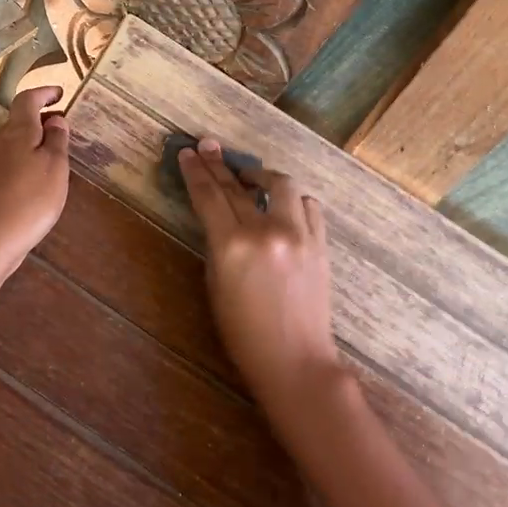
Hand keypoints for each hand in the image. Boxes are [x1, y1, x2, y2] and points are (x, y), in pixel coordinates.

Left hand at [0, 86, 70, 257]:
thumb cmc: (29, 200)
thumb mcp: (54, 168)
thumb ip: (56, 140)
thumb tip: (55, 119)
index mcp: (16, 132)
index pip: (27, 100)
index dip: (43, 92)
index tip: (59, 92)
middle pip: (18, 122)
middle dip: (40, 120)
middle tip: (62, 126)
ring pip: (12, 144)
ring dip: (32, 142)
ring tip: (53, 154)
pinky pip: (7, 164)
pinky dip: (23, 162)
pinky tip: (34, 181)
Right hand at [178, 139, 338, 399]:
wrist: (294, 360)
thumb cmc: (241, 331)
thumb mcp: (215, 282)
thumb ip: (217, 243)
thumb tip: (218, 214)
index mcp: (230, 244)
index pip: (208, 195)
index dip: (195, 171)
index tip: (188, 153)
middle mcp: (265, 231)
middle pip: (237, 187)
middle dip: (219, 164)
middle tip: (208, 146)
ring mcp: (298, 235)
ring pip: (281, 185)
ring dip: (261, 177)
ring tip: (250, 178)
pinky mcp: (320, 243)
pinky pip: (307, 205)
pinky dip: (292, 199)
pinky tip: (282, 203)